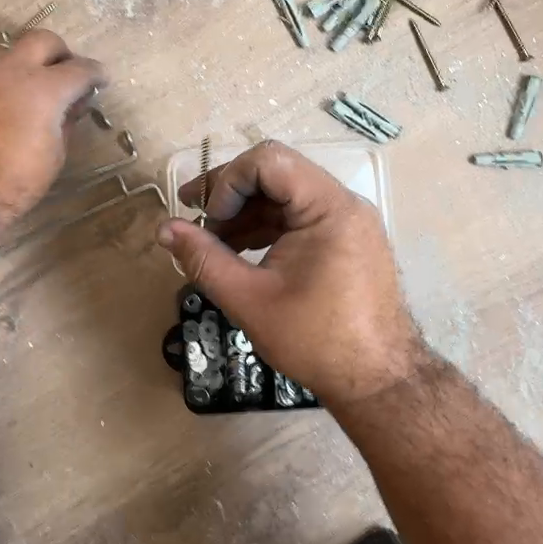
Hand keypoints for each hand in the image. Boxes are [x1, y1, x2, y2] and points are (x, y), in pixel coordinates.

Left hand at [0, 29, 106, 231]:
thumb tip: (72, 106)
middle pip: (42, 40)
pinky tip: (5, 107)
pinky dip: (3, 83)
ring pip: (10, 54)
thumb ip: (66, 123)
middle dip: (60, 54)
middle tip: (66, 75)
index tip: (100, 80)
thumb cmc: (13, 183)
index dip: (95, 74)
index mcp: (43, 88)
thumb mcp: (54, 156)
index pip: (79, 69)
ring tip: (33, 94)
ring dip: (27, 66)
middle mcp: (10, 71)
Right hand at [156, 141, 426, 407]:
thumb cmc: (316, 340)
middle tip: (192, 216)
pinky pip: (298, 217)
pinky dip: (265, 228)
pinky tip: (237, 252)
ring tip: (209, 242)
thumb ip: (203, 259)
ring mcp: (347, 222)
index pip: (268, 160)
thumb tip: (163, 229)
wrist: (379, 383)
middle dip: (230, 193)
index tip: (208, 220)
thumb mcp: (249, 299)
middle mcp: (343, 203)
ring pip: (284, 196)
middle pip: (275, 173)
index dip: (228, 182)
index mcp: (329, 208)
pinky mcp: (345, 241)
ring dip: (244, 212)